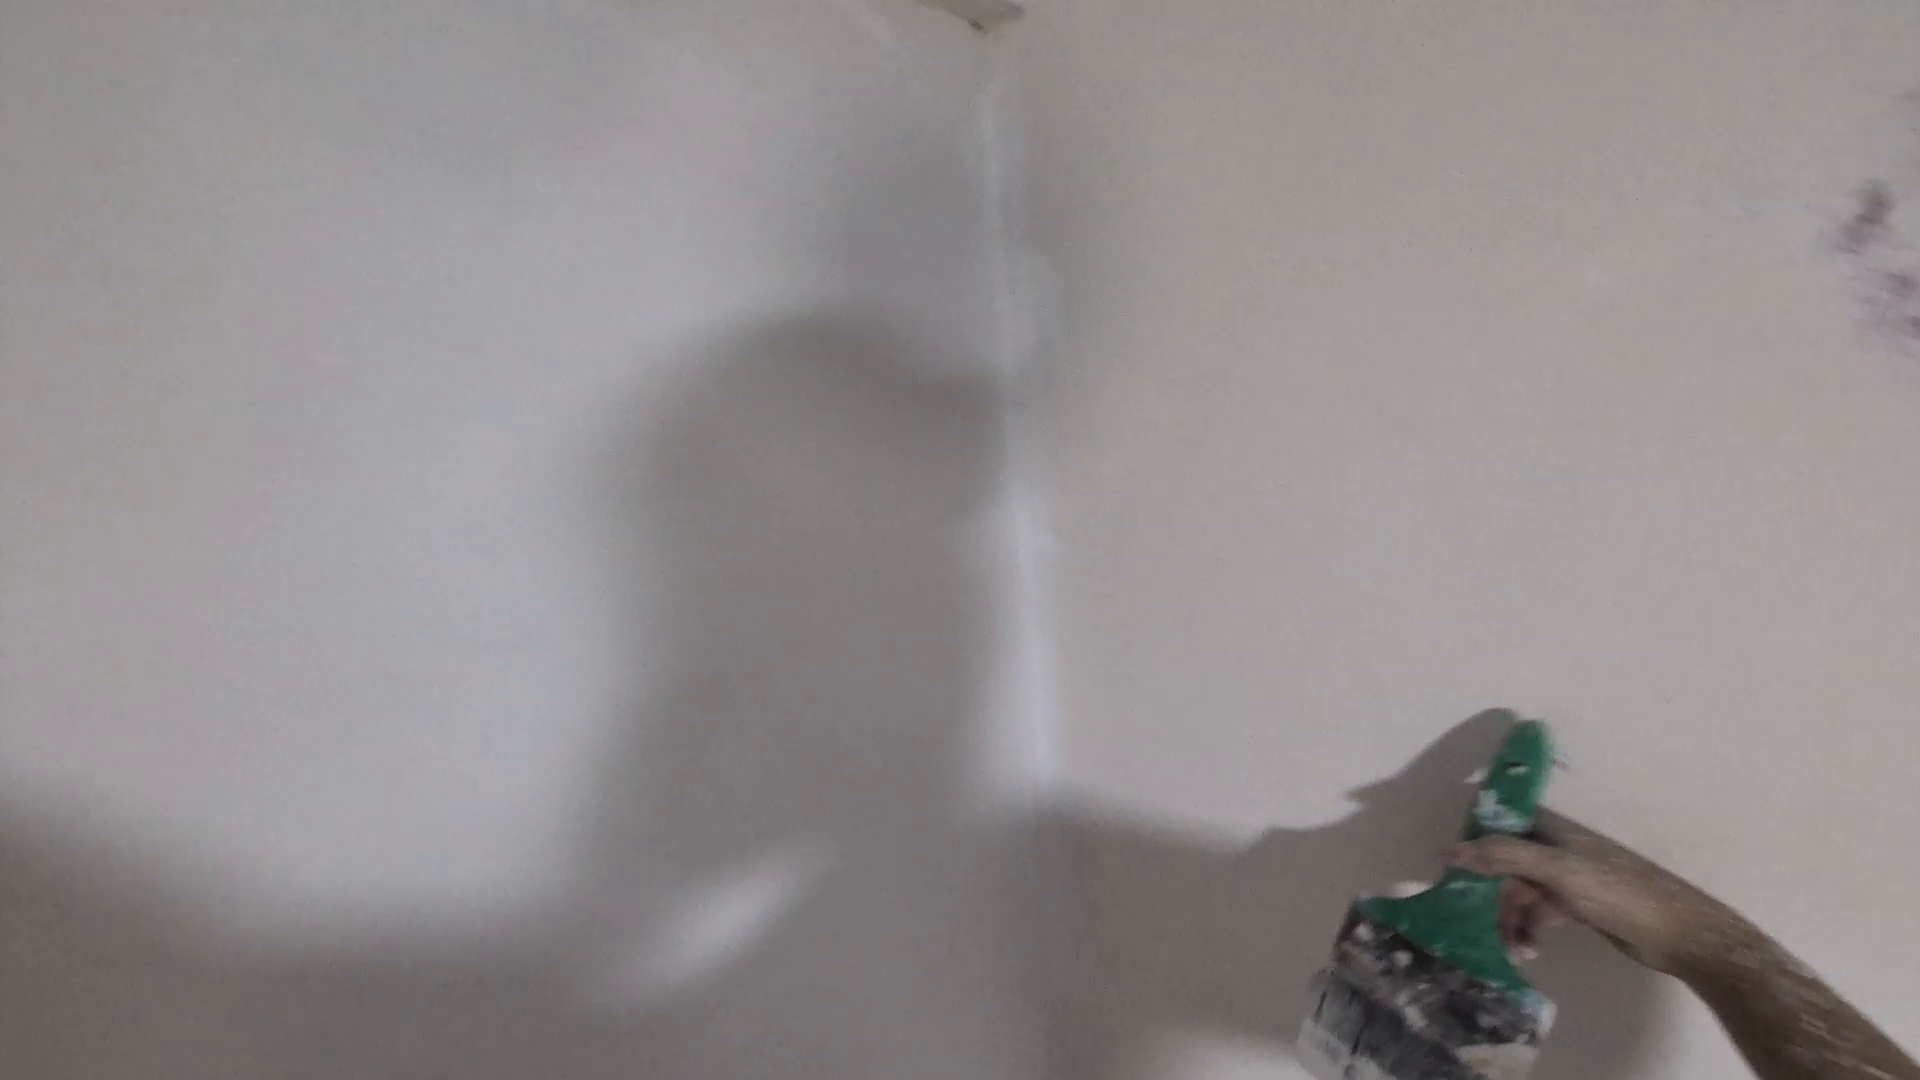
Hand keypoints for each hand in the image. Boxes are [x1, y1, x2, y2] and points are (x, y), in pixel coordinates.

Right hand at [1444, 808, 1739, 977]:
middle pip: (1502, 863)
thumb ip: (1500, 856)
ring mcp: (1564, 877)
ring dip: (1511, 919)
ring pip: (1518, 891)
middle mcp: (1552, 847)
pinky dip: (1529, 929)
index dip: (1470, 840)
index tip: (1450, 865)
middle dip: (1491, 894)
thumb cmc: (1620, 892)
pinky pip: (1537, 912)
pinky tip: (1530, 949)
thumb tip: (1444, 852)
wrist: (1689, 939)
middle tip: (1479, 920)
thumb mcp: (1556, 870)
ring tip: (1515, 949)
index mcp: (1547, 827)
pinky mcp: (1575, 904)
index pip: (1493, 822)